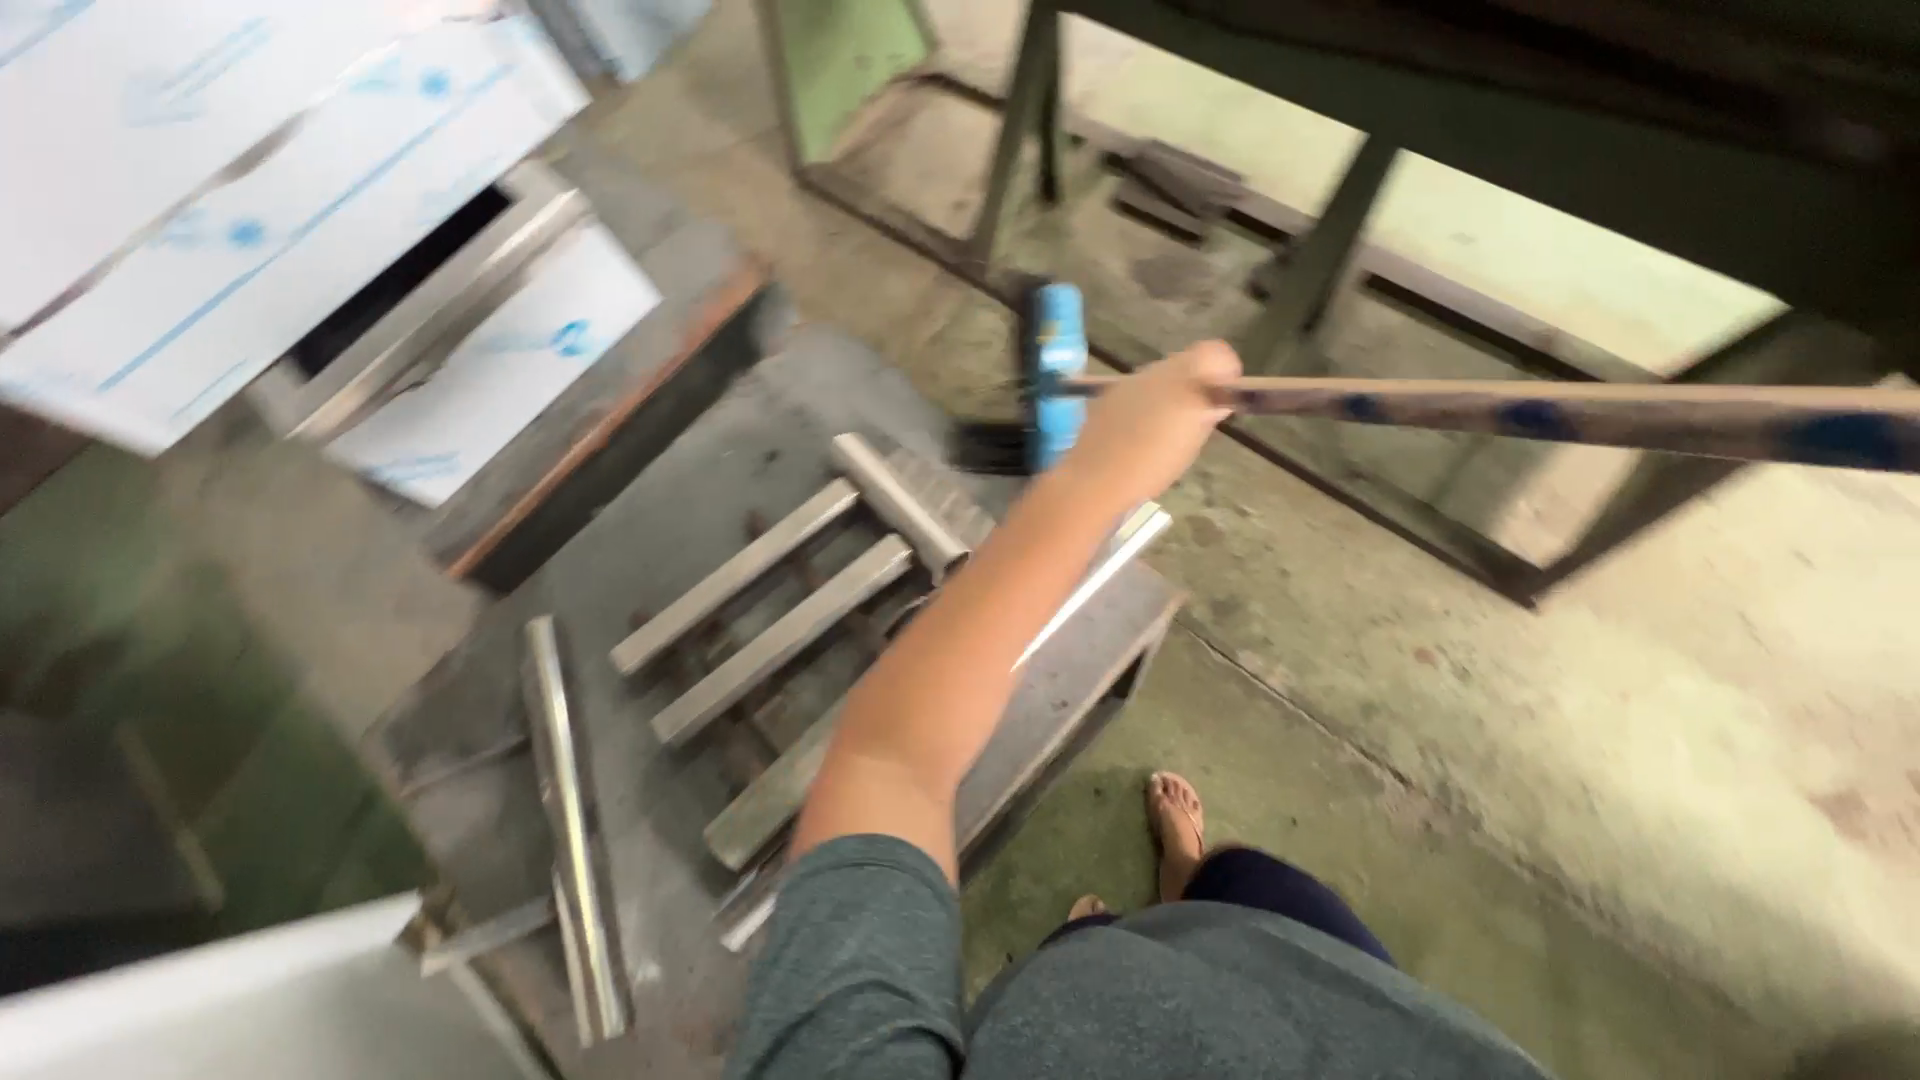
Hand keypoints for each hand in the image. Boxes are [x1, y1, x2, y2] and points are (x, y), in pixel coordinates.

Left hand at [1055, 340, 1239, 507]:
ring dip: (1168, 397)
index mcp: (1183, 378)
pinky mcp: (1105, 397)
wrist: (1095, 479)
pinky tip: (1137, 435)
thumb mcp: (1192, 442)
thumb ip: (1206, 413)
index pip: (1215, 353)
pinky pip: (1134, 394)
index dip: (1224, 372)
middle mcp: (1154, 371)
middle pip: (1185, 365)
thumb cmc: (1152, 464)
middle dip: (1195, 386)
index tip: (1224, 399)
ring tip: (1165, 433)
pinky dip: (1143, 407)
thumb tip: (1217, 400)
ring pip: (1158, 380)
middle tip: (1196, 420)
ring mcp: (1127, 383)